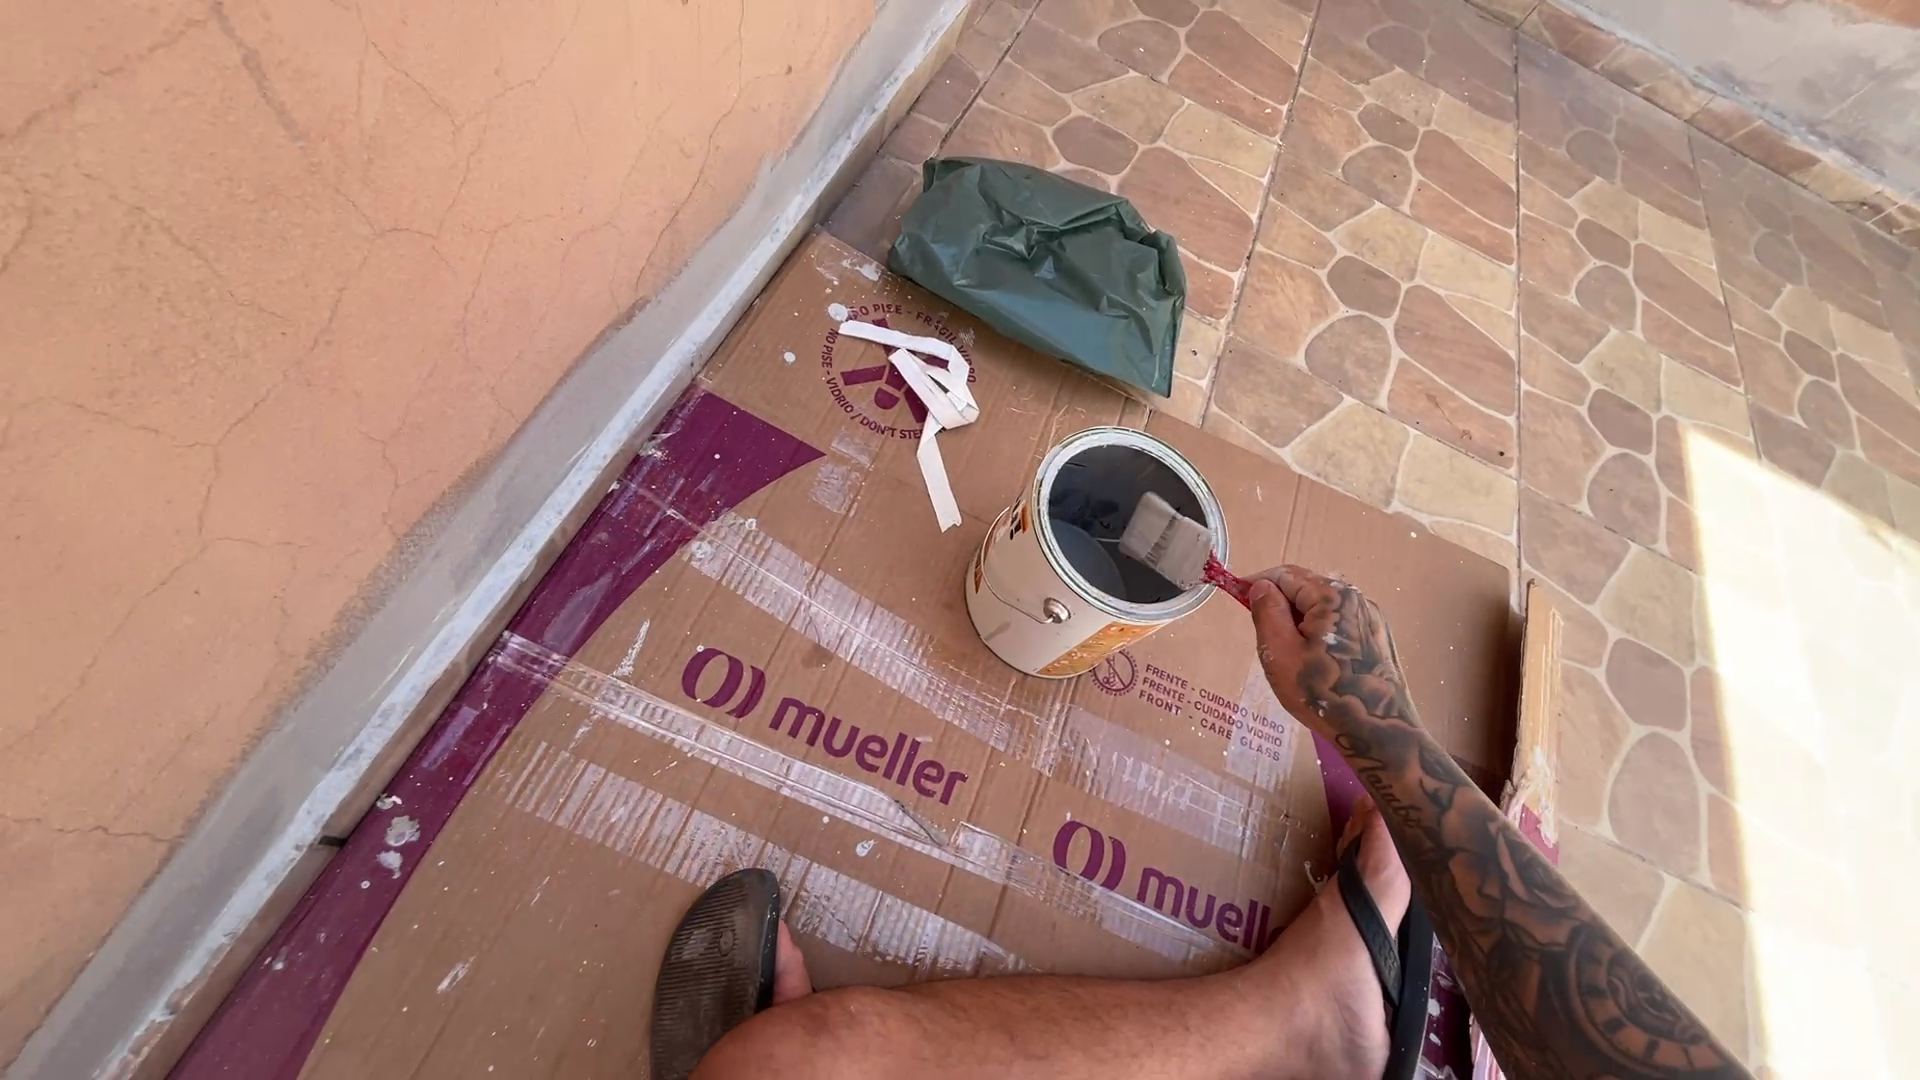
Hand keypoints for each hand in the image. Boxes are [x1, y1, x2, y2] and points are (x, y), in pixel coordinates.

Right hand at [1247, 566, 1416, 736]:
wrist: (1377, 732)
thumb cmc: (1321, 692)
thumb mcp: (1279, 651)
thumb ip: (1267, 612)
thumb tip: (1261, 587)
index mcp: (1331, 597)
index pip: (1285, 575)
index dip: (1257, 583)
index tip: (1238, 599)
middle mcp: (1356, 599)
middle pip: (1305, 588)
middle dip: (1279, 603)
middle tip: (1262, 632)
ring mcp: (1371, 619)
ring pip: (1321, 607)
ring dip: (1297, 619)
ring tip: (1286, 651)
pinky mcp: (1377, 638)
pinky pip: (1337, 622)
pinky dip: (1317, 631)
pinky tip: (1312, 659)